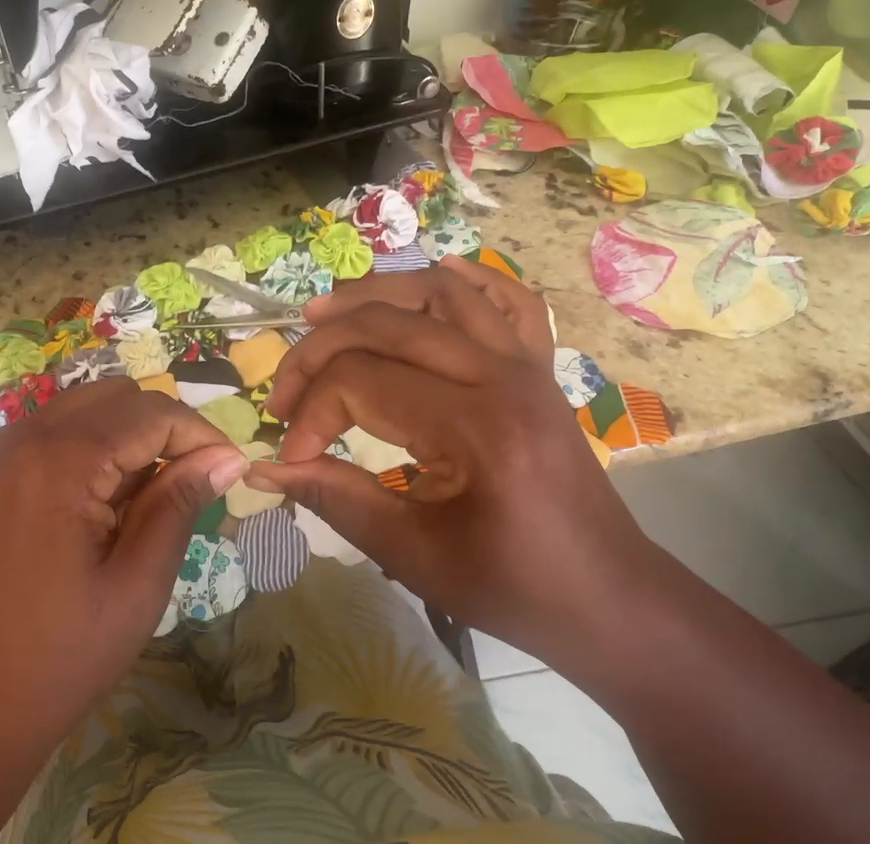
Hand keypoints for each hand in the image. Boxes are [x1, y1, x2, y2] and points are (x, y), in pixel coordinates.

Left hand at [0, 378, 244, 734]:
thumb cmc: (58, 658)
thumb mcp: (136, 586)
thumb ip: (178, 506)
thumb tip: (226, 458)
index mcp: (58, 461)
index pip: (148, 413)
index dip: (199, 433)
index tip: (233, 469)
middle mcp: (20, 439)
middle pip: (112, 398)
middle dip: (161, 428)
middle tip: (192, 485)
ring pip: (79, 411)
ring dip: (124, 436)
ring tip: (148, 501)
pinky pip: (48, 437)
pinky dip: (87, 450)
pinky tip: (101, 505)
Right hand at [249, 259, 658, 659]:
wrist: (606, 596)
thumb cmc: (510, 585)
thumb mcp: (411, 554)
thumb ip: (333, 498)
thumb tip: (263, 468)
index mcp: (474, 429)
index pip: (359, 381)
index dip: (308, 414)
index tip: (289, 459)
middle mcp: (501, 378)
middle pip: (386, 325)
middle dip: (317, 352)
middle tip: (283, 392)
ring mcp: (525, 366)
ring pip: (439, 293)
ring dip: (373, 294)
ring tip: (321, 313)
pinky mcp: (537, 369)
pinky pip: (507, 301)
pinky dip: (467, 280)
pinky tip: (433, 273)